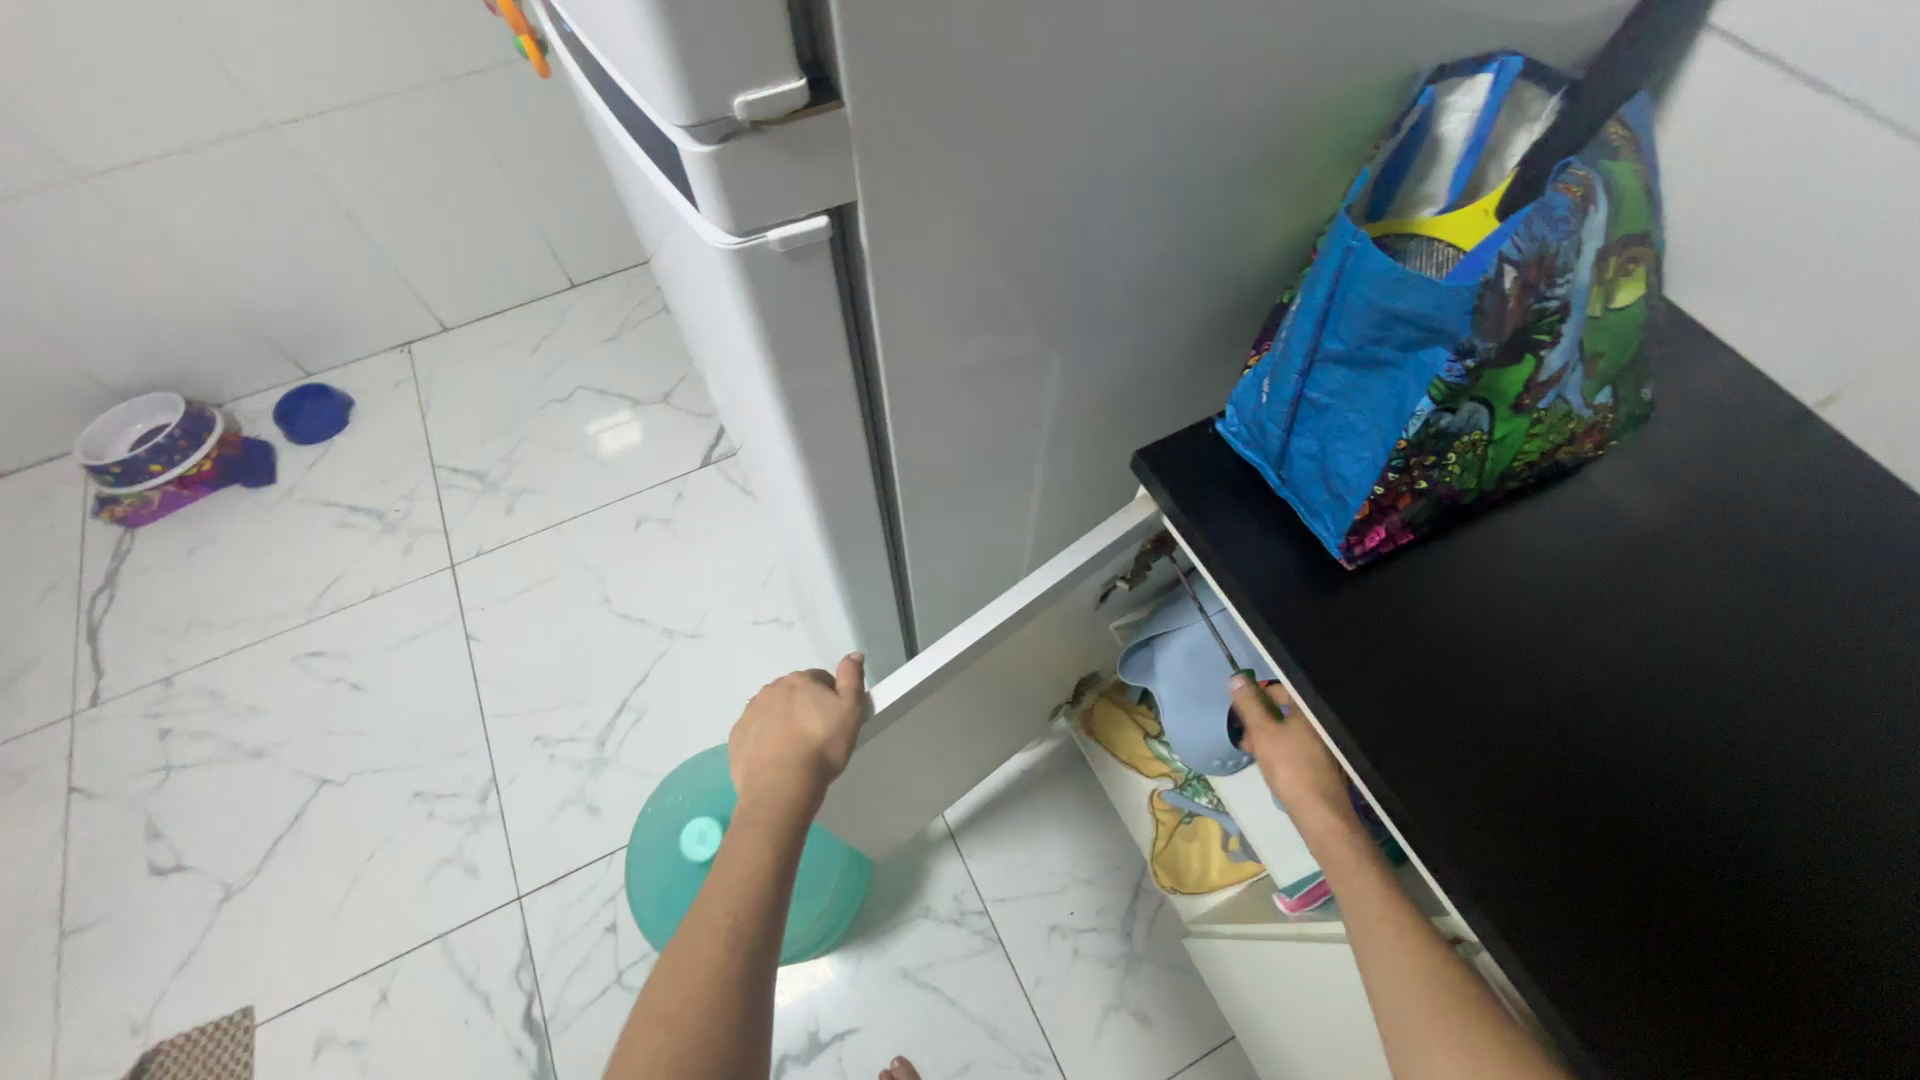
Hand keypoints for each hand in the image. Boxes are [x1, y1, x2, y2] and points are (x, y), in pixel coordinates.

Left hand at [728, 652, 867, 814]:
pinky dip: (765, 739)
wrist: (782, 784)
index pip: (821, 679)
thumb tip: (854, 653)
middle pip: (794, 693)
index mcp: (800, 680)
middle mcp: (771, 689)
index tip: (835, 720)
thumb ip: (852, 678)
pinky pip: (755, 731)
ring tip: (797, 749)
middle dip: (804, 708)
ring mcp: (750, 712)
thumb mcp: (851, 710)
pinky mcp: (737, 737)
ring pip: (773, 711)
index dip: (831, 698)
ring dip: (783, 722)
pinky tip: (777, 758)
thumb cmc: (822, 745)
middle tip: (817, 735)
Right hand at [1230, 675, 1356, 826]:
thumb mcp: (1262, 732)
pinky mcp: (1324, 762)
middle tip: (1246, 736)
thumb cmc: (1289, 766)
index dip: (1258, 697)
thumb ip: (1248, 704)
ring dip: (1269, 736)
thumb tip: (1236, 677)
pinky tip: (1271, 764)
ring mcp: (1326, 743)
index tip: (1243, 714)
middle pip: (1286, 710)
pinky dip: (1283, 749)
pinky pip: (1299, 746)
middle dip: (1261, 720)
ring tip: (1254, 752)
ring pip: (1291, 730)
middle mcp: (1320, 723)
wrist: (1319, 811)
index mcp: (1308, 710)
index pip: (1280, 690)